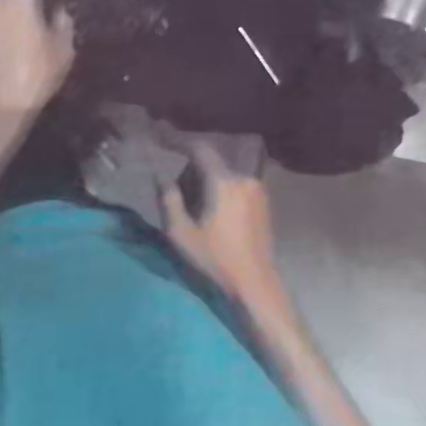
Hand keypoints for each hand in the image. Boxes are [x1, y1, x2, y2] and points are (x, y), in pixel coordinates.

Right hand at [161, 137, 281, 301]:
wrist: (255, 282)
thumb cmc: (215, 258)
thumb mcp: (181, 233)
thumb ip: (169, 200)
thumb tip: (161, 177)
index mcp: (224, 182)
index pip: (201, 150)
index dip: (181, 143)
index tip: (165, 144)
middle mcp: (244, 179)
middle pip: (214, 162)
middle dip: (193, 167)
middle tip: (175, 181)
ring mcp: (258, 190)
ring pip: (226, 173)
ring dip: (208, 179)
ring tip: (192, 198)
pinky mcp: (263, 203)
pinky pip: (237, 185)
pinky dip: (222, 188)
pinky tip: (212, 208)